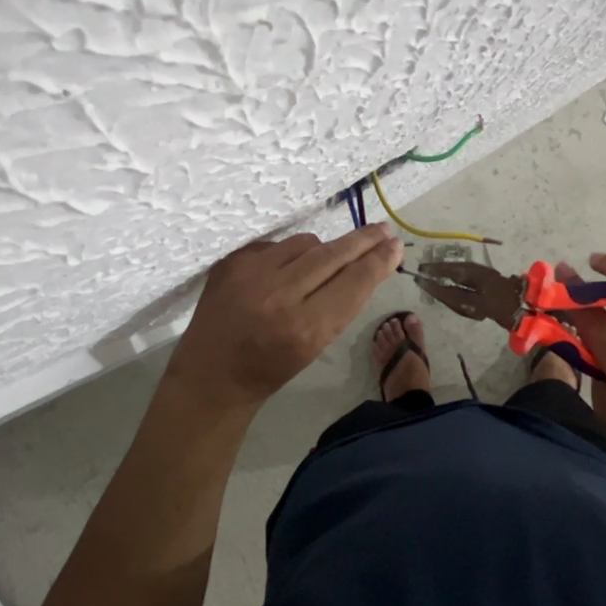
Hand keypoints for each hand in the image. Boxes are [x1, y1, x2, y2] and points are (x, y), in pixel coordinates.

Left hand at [167, 223, 402, 408]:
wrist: (211, 375)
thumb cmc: (270, 369)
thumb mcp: (315, 347)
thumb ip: (339, 306)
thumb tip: (368, 263)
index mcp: (304, 328)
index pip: (353, 282)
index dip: (378, 261)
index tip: (394, 246)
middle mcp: (278, 295)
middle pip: (333, 254)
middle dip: (363, 240)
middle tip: (383, 230)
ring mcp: (250, 274)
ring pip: (305, 243)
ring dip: (322, 250)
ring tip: (325, 264)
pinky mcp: (231, 262)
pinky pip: (275, 245)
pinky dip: (287, 255)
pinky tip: (285, 272)